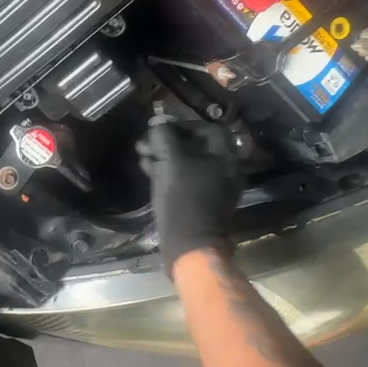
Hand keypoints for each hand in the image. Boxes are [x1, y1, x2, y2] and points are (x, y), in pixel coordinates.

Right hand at [136, 118, 241, 271]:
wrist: (188, 244)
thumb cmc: (183, 198)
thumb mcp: (172, 160)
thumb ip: (164, 135)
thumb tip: (158, 121)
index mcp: (226, 158)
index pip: (206, 129)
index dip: (181, 124)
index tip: (159, 127)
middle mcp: (224, 170)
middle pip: (195, 145)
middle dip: (167, 141)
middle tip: (145, 141)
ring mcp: (212, 187)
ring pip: (186, 162)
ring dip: (163, 155)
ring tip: (141, 154)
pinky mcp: (199, 201)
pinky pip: (184, 178)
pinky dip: (167, 171)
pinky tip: (147, 168)